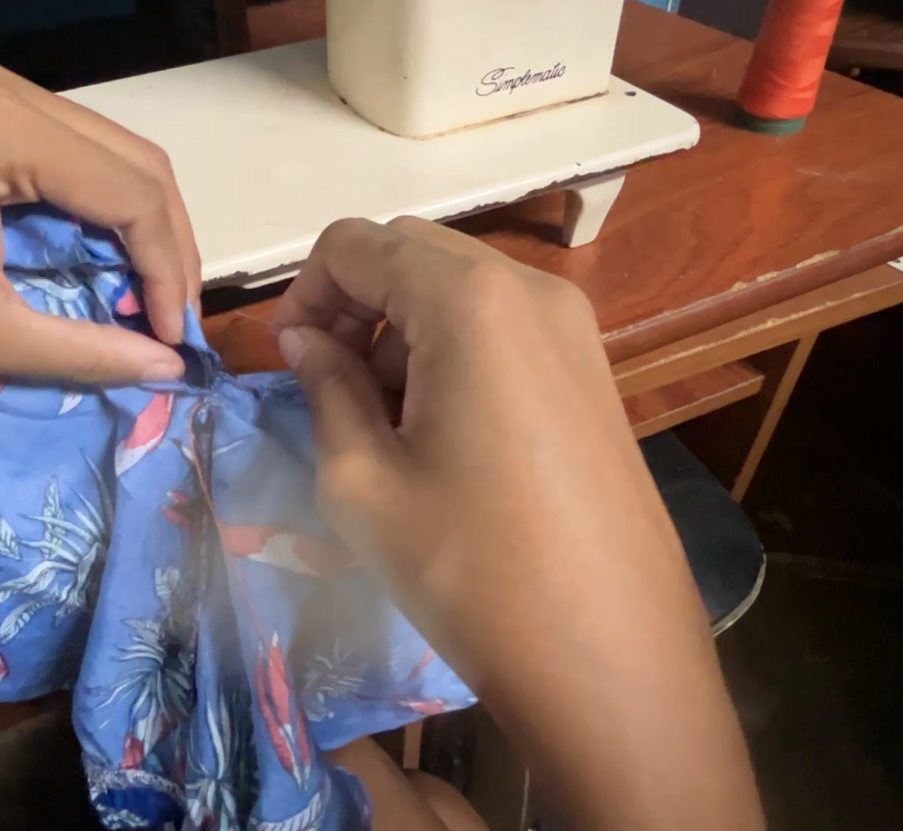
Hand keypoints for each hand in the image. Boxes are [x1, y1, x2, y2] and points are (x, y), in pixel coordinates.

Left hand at [0, 59, 200, 384]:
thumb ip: (80, 351)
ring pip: (118, 153)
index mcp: (2, 131)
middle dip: (168, 245)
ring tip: (151, 289)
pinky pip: (81, 150)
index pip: (132, 194)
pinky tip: (109, 251)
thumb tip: (169, 369)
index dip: (167, 269)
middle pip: (138, 163)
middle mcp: (10, 89)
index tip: (173, 336)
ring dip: (146, 223)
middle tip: (173, 314)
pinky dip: (108, 205)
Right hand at [272, 218, 759, 829]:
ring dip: (398, 324)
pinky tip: (439, 421)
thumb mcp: (362, 477)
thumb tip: (304, 339)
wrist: (611, 658)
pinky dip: (447, 342)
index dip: (306, 292)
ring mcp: (571, 323)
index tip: (291, 359)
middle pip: (407, 251)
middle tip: (330, 380)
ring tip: (384, 412)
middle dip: (352, 301)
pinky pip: (497, 319)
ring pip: (453, 282)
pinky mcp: (589, 363)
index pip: (355, 243)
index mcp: (468, 299)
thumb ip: (323, 384)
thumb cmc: (469, 568)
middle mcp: (528, 287)